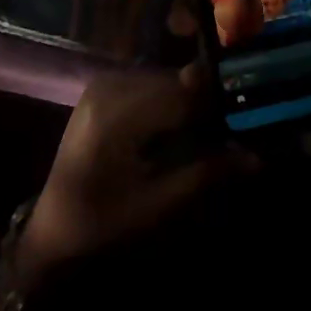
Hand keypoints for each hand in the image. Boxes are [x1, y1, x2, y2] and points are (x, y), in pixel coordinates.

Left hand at [15, 70, 250, 287]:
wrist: (53, 230)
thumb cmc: (102, 223)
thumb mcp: (157, 205)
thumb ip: (207, 173)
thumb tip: (258, 157)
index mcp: (117, 111)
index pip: (183, 92)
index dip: (219, 106)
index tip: (248, 122)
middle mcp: (110, 84)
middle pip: (176, 82)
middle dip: (206, 105)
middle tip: (232, 133)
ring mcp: (104, 83)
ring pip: (166, 81)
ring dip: (189, 103)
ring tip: (209, 134)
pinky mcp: (104, 88)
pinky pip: (150, 85)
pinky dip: (170, 103)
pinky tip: (179, 130)